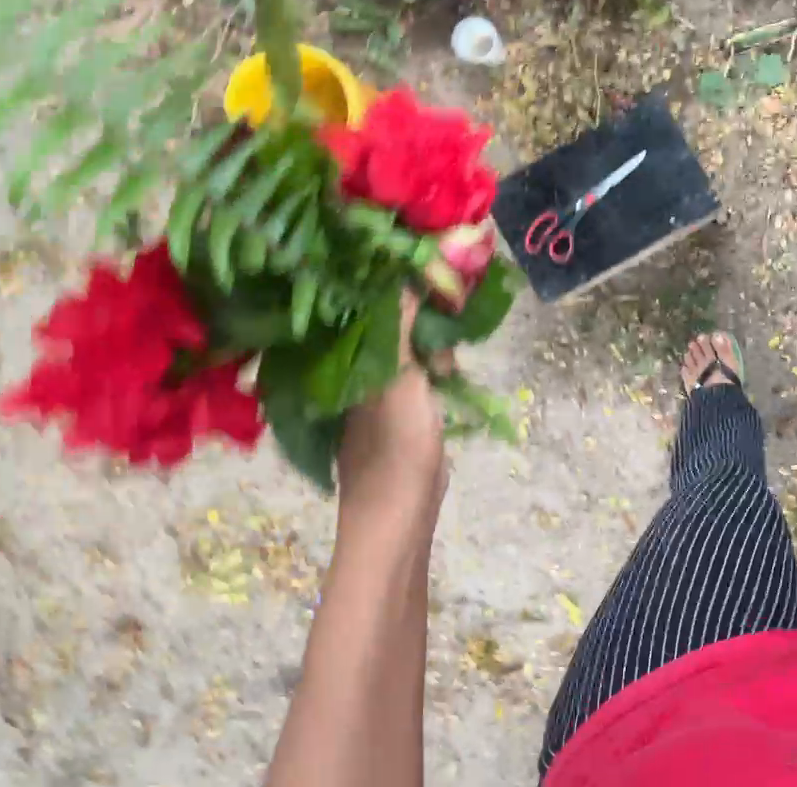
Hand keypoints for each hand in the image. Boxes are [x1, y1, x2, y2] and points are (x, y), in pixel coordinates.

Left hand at [337, 293, 446, 520]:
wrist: (399, 515)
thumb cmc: (395, 445)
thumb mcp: (400, 380)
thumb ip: (399, 333)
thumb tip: (402, 282)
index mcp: (347, 371)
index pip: (371, 321)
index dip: (401, 305)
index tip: (432, 297)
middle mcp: (357, 384)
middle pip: (393, 340)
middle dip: (423, 334)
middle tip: (444, 344)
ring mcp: (378, 406)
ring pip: (409, 364)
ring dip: (433, 360)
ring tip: (449, 370)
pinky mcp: (400, 424)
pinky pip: (418, 388)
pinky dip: (435, 381)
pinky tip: (449, 385)